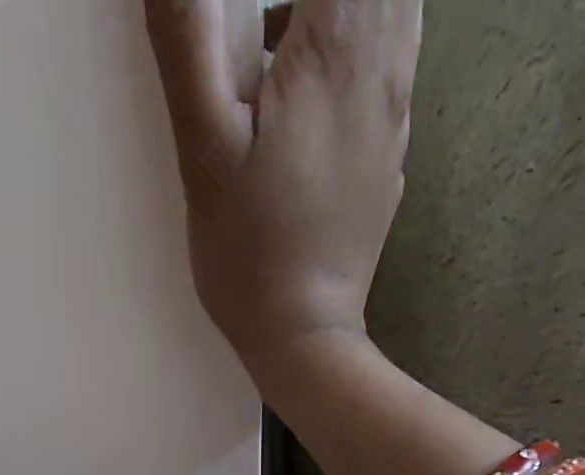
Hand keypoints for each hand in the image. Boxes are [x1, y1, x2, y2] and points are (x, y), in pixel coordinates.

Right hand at [144, 0, 423, 355]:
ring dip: (346, 3)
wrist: (305, 330)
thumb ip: (188, 33)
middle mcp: (384, 68)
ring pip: (396, 7)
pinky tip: (312, 56)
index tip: (259, 0)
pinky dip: (365, 27)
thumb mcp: (202, 142)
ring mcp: (395, 114)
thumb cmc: (248, 248)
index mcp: (336, 50)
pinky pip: (394, 57)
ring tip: (284, 33)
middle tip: (264, 28)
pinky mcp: (390, 151)